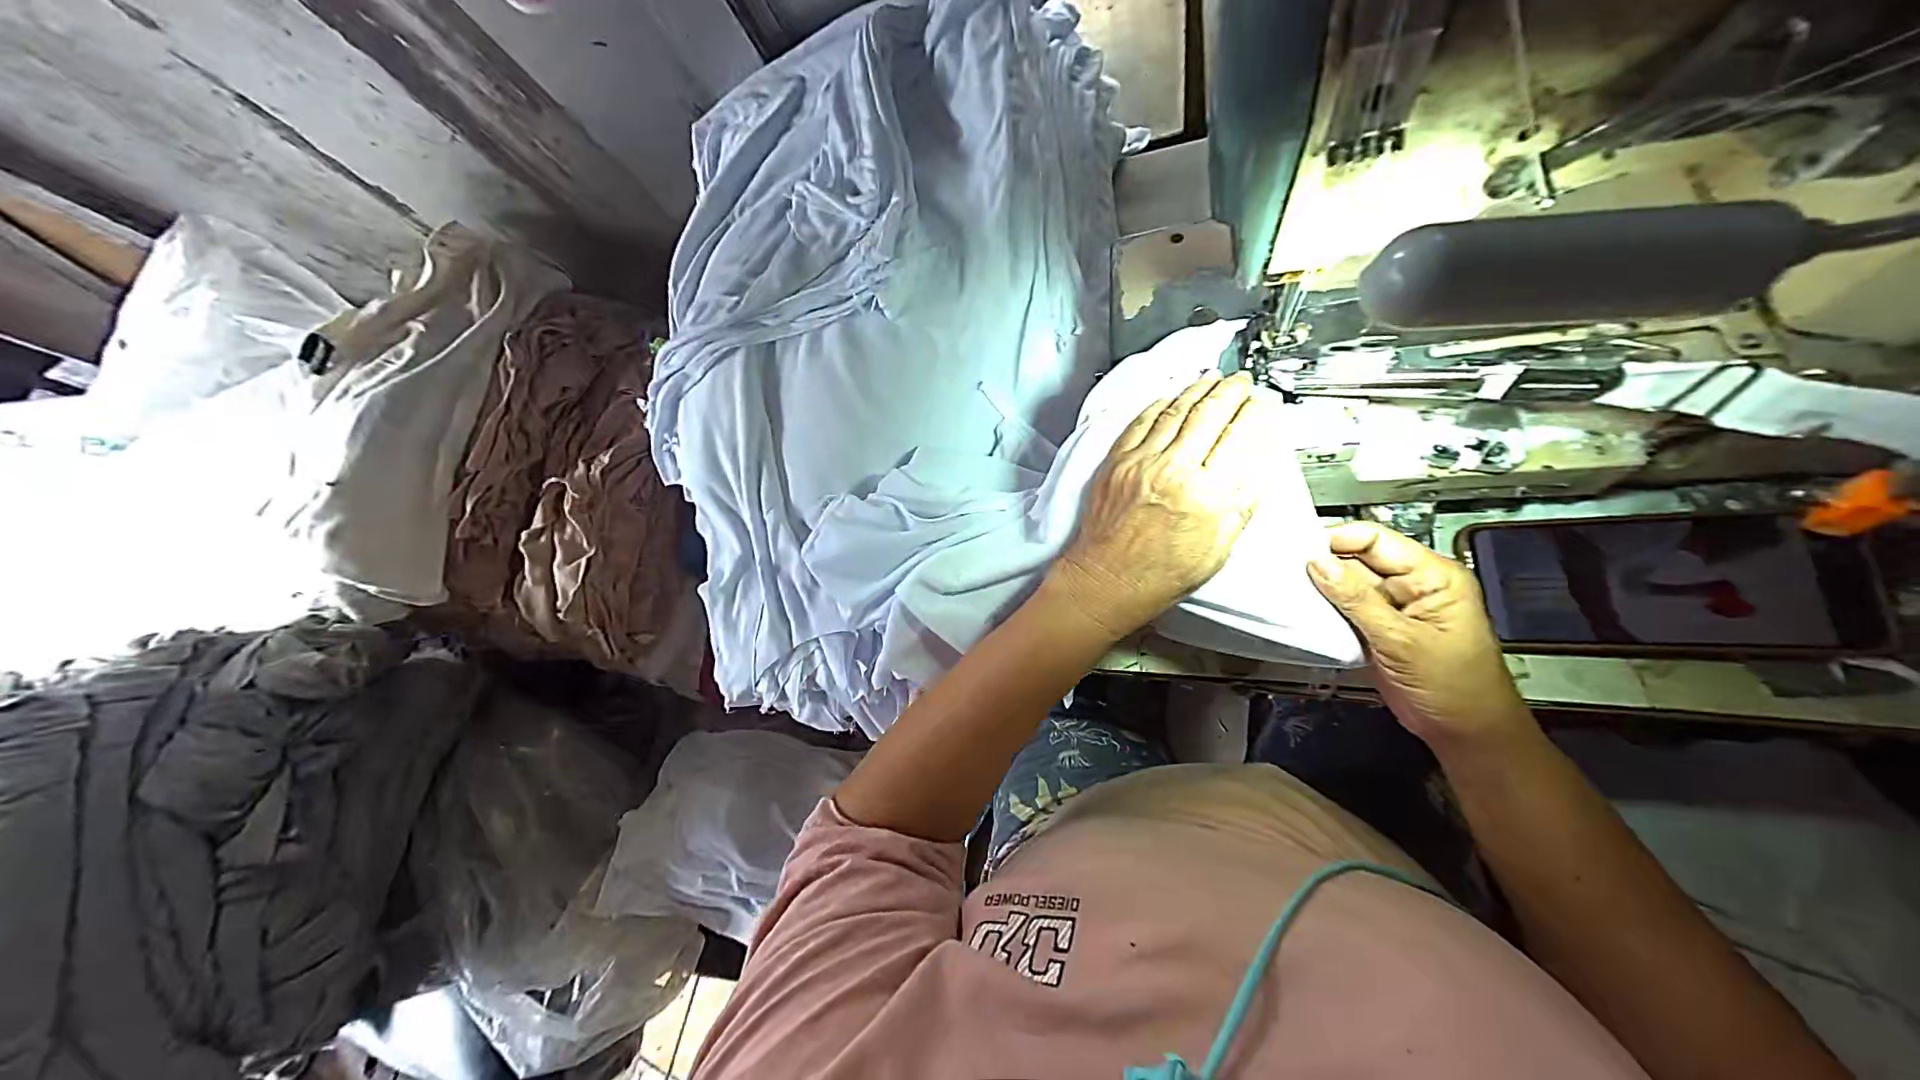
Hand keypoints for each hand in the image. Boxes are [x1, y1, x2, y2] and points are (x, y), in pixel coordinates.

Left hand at [1046, 371, 1271, 639]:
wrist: (1108, 581)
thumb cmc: (1158, 574)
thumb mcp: (1219, 548)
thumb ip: (1241, 504)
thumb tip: (1257, 469)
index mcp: (1206, 496)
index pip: (1239, 438)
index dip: (1255, 414)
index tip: (1263, 405)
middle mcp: (1173, 472)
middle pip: (1209, 414)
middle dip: (1230, 392)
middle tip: (1242, 384)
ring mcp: (1141, 464)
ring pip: (1175, 412)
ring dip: (1197, 391)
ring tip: (1213, 380)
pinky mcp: (1116, 463)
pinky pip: (1140, 422)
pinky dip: (1159, 405)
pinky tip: (1170, 399)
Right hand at [1306, 522, 1539, 753]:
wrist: (1466, 732)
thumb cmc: (1458, 688)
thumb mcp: (1402, 640)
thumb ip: (1358, 599)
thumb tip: (1320, 564)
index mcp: (1434, 576)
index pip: (1378, 540)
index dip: (1339, 539)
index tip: (1304, 549)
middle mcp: (1413, 586)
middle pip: (1358, 559)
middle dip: (1325, 564)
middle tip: (1290, 571)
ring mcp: (1394, 607)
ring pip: (1347, 584)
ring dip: (1323, 589)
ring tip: (1295, 591)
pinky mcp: (1378, 628)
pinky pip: (1345, 609)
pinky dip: (1327, 610)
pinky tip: (1308, 612)